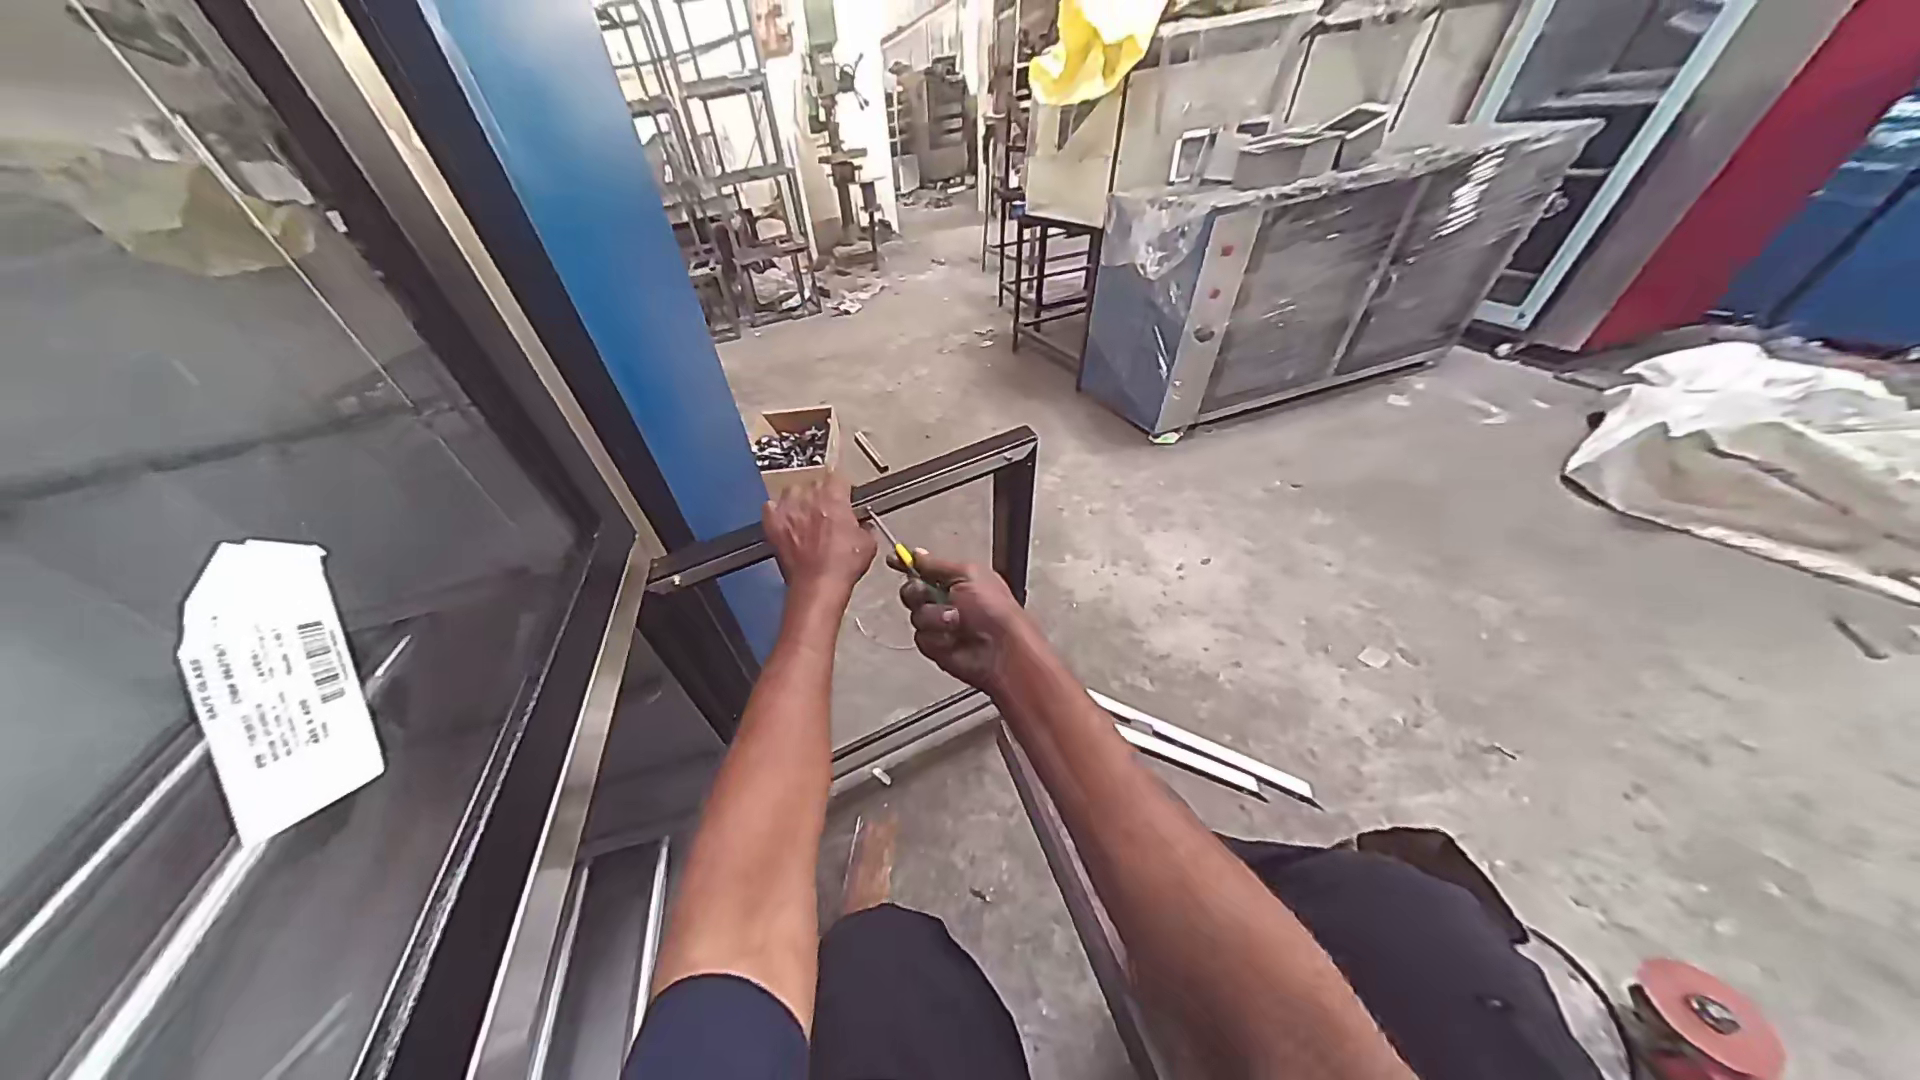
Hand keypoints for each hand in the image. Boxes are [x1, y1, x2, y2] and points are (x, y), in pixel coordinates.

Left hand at [763, 473, 875, 596]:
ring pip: (791, 491)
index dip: (842, 488)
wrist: (818, 584)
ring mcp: (788, 510)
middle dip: (821, 495)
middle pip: (814, 484)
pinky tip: (785, 521)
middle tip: (826, 512)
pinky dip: (777, 511)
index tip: (844, 496)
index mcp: (834, 498)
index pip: (837, 478)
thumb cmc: (842, 565)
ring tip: (804, 514)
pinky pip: (770, 507)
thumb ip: (865, 527)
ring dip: (798, 499)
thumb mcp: (868, 544)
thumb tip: (863, 525)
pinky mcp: (773, 524)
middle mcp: (809, 498)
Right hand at [894, 550, 1029, 691]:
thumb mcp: (966, 575)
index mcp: (957, 579)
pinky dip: (937, 637)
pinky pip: (921, 637)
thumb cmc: (994, 610)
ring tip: (957, 622)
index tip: (894, 560)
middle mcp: (947, 600)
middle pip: (912, 590)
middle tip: (937, 597)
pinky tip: (954, 639)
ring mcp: (940, 624)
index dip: (908, 564)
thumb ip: (936, 565)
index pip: (924, 568)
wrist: (1000, 650)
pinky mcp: (936, 645)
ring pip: (915, 615)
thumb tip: (917, 554)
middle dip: (919, 593)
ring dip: (934, 618)